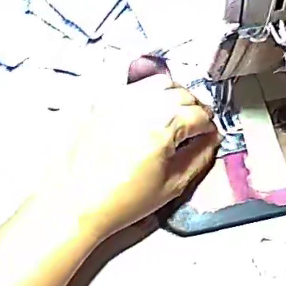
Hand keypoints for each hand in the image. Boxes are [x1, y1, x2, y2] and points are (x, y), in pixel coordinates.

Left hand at [39, 75, 219, 241]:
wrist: (74, 202)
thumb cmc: (121, 200)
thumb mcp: (171, 185)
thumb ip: (199, 157)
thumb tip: (211, 140)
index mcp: (163, 125)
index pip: (200, 114)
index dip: (209, 126)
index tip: (207, 135)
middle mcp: (142, 104)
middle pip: (181, 92)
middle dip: (193, 107)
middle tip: (193, 125)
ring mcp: (118, 98)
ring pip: (157, 82)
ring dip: (170, 95)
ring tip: (170, 115)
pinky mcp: (100, 100)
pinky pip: (131, 85)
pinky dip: (145, 93)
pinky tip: (145, 110)